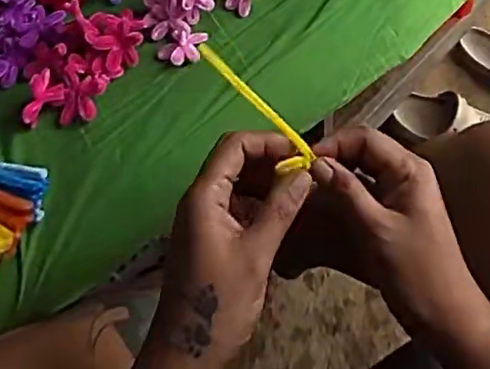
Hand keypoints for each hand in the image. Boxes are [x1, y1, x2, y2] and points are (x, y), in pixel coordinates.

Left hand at [141, 133, 314, 368]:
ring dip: (265, 179)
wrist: (185, 357)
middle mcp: (199, 198)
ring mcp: (202, 216)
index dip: (267, 141)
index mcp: (204, 196)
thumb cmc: (219, 304)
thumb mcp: (256, 255)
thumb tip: (304, 172)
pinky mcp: (208, 233)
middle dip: (268, 158)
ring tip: (296, 188)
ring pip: (236, 180)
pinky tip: (280, 211)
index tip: (298, 152)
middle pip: (234, 158)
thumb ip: (280, 209)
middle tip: (301, 170)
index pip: (234, 145)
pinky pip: (234, 201)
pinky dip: (257, 199)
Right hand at [308, 128, 489, 341]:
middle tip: (303, 172)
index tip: (305, 159)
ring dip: (338, 174)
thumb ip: (347, 192)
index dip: (334, 143)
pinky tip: (327, 201)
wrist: (449, 318)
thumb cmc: (417, 271)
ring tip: (310, 184)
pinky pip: (367, 190)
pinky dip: (346, 191)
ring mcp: (402, 191)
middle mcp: (406, 171)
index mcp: (409, 167)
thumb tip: (317, 163)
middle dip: (334, 157)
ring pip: (363, 169)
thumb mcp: (377, 230)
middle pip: (364, 150)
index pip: (366, 137)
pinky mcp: (396, 210)